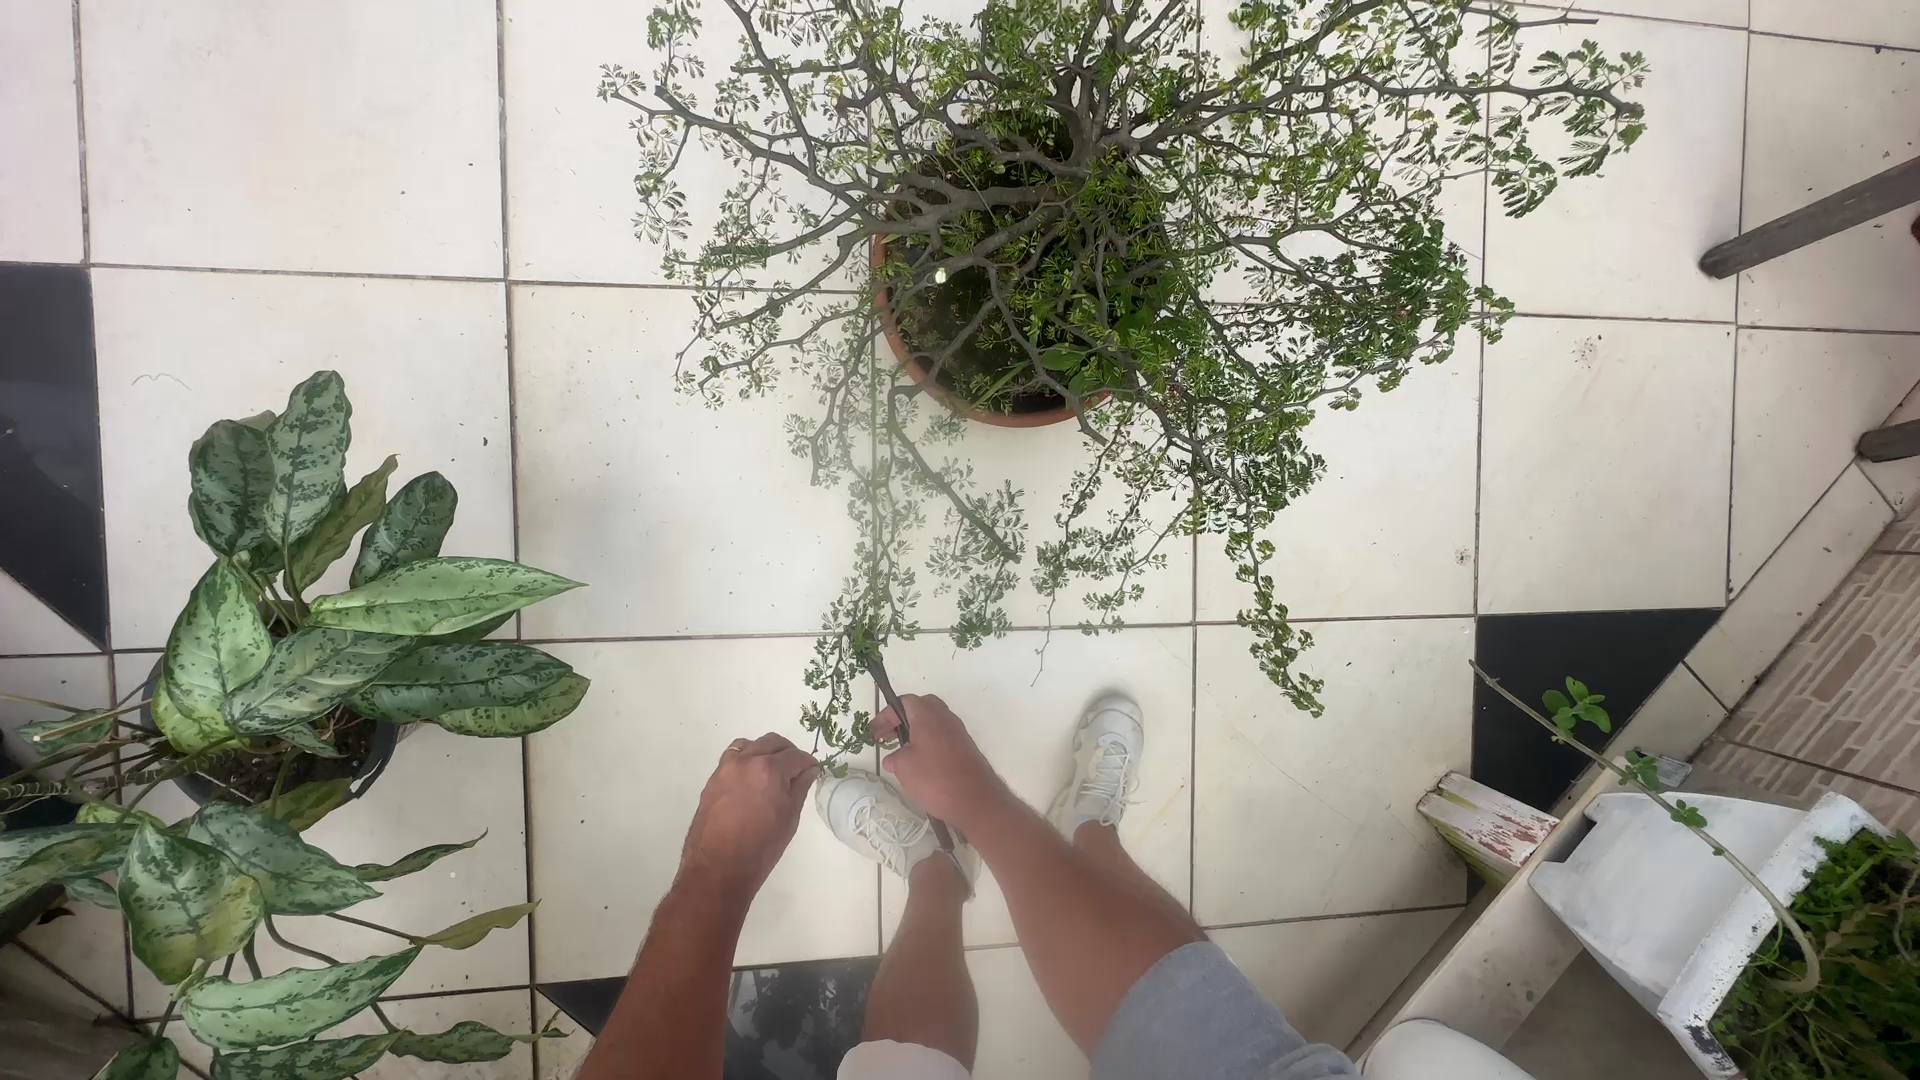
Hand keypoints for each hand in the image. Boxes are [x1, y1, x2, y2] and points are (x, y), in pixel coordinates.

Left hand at [677, 733, 817, 906]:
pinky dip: (746, 760)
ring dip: (764, 752)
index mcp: (769, 769)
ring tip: (772, 771)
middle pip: (772, 742)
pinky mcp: (712, 780)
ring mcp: (726, 769)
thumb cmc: (761, 847)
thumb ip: (800, 788)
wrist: (718, 869)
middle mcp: (746, 761)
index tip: (813, 771)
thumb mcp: (790, 818)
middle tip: (796, 769)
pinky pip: (732, 758)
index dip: (809, 763)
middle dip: (788, 752)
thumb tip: (808, 771)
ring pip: (750, 745)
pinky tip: (751, 780)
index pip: (796, 756)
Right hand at [876, 694, 1008, 828]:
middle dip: (902, 720)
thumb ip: (894, 757)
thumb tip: (894, 758)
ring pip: (932, 723)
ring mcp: (958, 732)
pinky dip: (928, 743)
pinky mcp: (965, 747)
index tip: (877, 732)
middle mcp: (945, 717)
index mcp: (927, 714)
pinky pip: (942, 737)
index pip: (904, 701)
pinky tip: (921, 764)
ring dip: (916, 732)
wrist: (975, 798)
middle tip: (889, 737)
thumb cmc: (934, 777)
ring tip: (902, 754)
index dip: (887, 715)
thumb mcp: (903, 767)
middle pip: (921, 708)